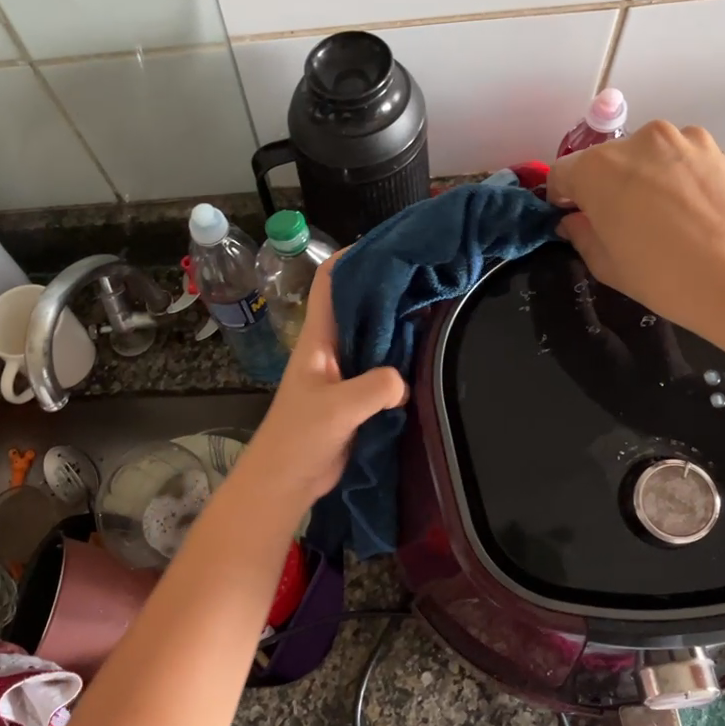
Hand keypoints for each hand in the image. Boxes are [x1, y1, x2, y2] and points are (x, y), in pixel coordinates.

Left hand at [239, 258, 406, 506]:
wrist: (286, 481)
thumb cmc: (299, 438)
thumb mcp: (338, 409)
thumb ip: (375, 388)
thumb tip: (404, 381)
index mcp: (319, 338)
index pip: (332, 282)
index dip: (355, 256)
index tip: (390, 244)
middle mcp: (332, 347)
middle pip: (361, 305)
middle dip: (389, 287)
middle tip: (429, 273)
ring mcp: (345, 372)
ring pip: (376, 337)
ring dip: (400, 325)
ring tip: (438, 305)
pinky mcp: (357, 397)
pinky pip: (383, 369)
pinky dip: (403, 360)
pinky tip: (430, 355)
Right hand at [546, 120, 724, 339]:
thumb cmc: (664, 279)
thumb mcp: (606, 266)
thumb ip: (580, 234)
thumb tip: (574, 220)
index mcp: (596, 169)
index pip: (562, 174)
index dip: (563, 199)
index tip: (574, 220)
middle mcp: (635, 141)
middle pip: (601, 160)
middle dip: (601, 187)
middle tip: (618, 224)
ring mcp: (678, 138)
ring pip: (640, 156)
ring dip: (638, 178)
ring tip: (657, 218)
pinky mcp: (711, 146)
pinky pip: (674, 156)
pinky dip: (670, 175)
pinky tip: (685, 209)